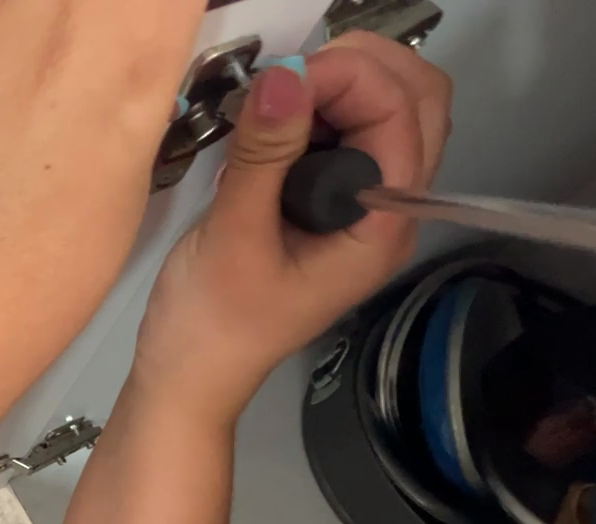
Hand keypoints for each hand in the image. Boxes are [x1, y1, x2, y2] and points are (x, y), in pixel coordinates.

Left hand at [0, 0, 207, 398]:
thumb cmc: (35, 282)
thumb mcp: (133, 178)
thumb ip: (140, 75)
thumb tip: (139, 21)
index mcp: (130, 57)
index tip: (122, 17)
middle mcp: (49, 27)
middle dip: (71, 4)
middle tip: (58, 39)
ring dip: (2, 7)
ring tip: (3, 47)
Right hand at [131, 33, 452, 423]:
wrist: (186, 382)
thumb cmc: (208, 329)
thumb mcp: (230, 240)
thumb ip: (262, 156)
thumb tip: (284, 73)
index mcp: (377, 226)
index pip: (402, 113)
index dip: (350, 76)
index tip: (280, 78)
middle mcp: (381, 213)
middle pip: (409, 105)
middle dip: (355, 70)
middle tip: (281, 78)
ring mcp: (353, 214)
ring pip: (377, 119)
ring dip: (332, 91)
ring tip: (270, 102)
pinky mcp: (320, 216)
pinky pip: (338, 145)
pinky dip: (311, 120)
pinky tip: (268, 131)